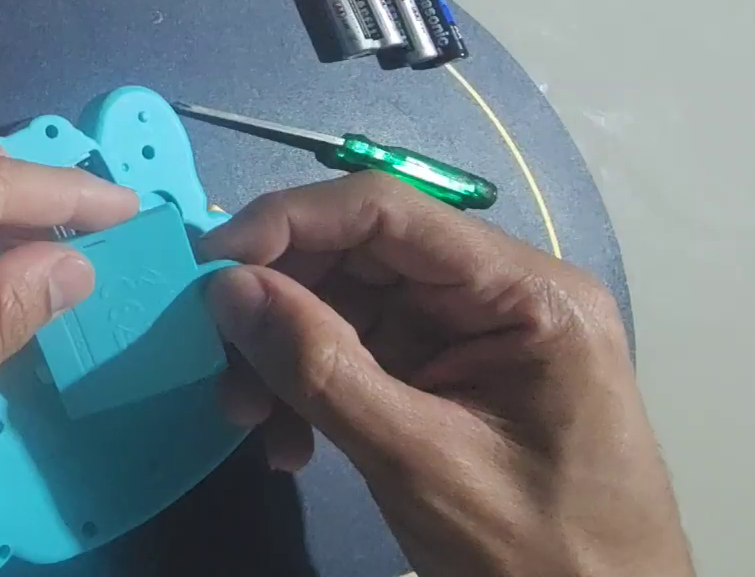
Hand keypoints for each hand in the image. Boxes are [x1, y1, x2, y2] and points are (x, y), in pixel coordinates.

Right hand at [202, 173, 693, 576]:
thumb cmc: (543, 559)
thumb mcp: (421, 464)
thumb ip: (319, 367)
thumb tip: (224, 286)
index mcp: (521, 293)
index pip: (381, 211)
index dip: (285, 221)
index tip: (211, 264)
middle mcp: (486, 289)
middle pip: (344, 252)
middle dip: (272, 302)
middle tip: (218, 354)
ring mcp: (453, 324)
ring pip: (327, 295)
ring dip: (274, 350)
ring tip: (249, 415)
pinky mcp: (426, 358)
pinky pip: (336, 340)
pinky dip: (295, 381)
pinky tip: (285, 437)